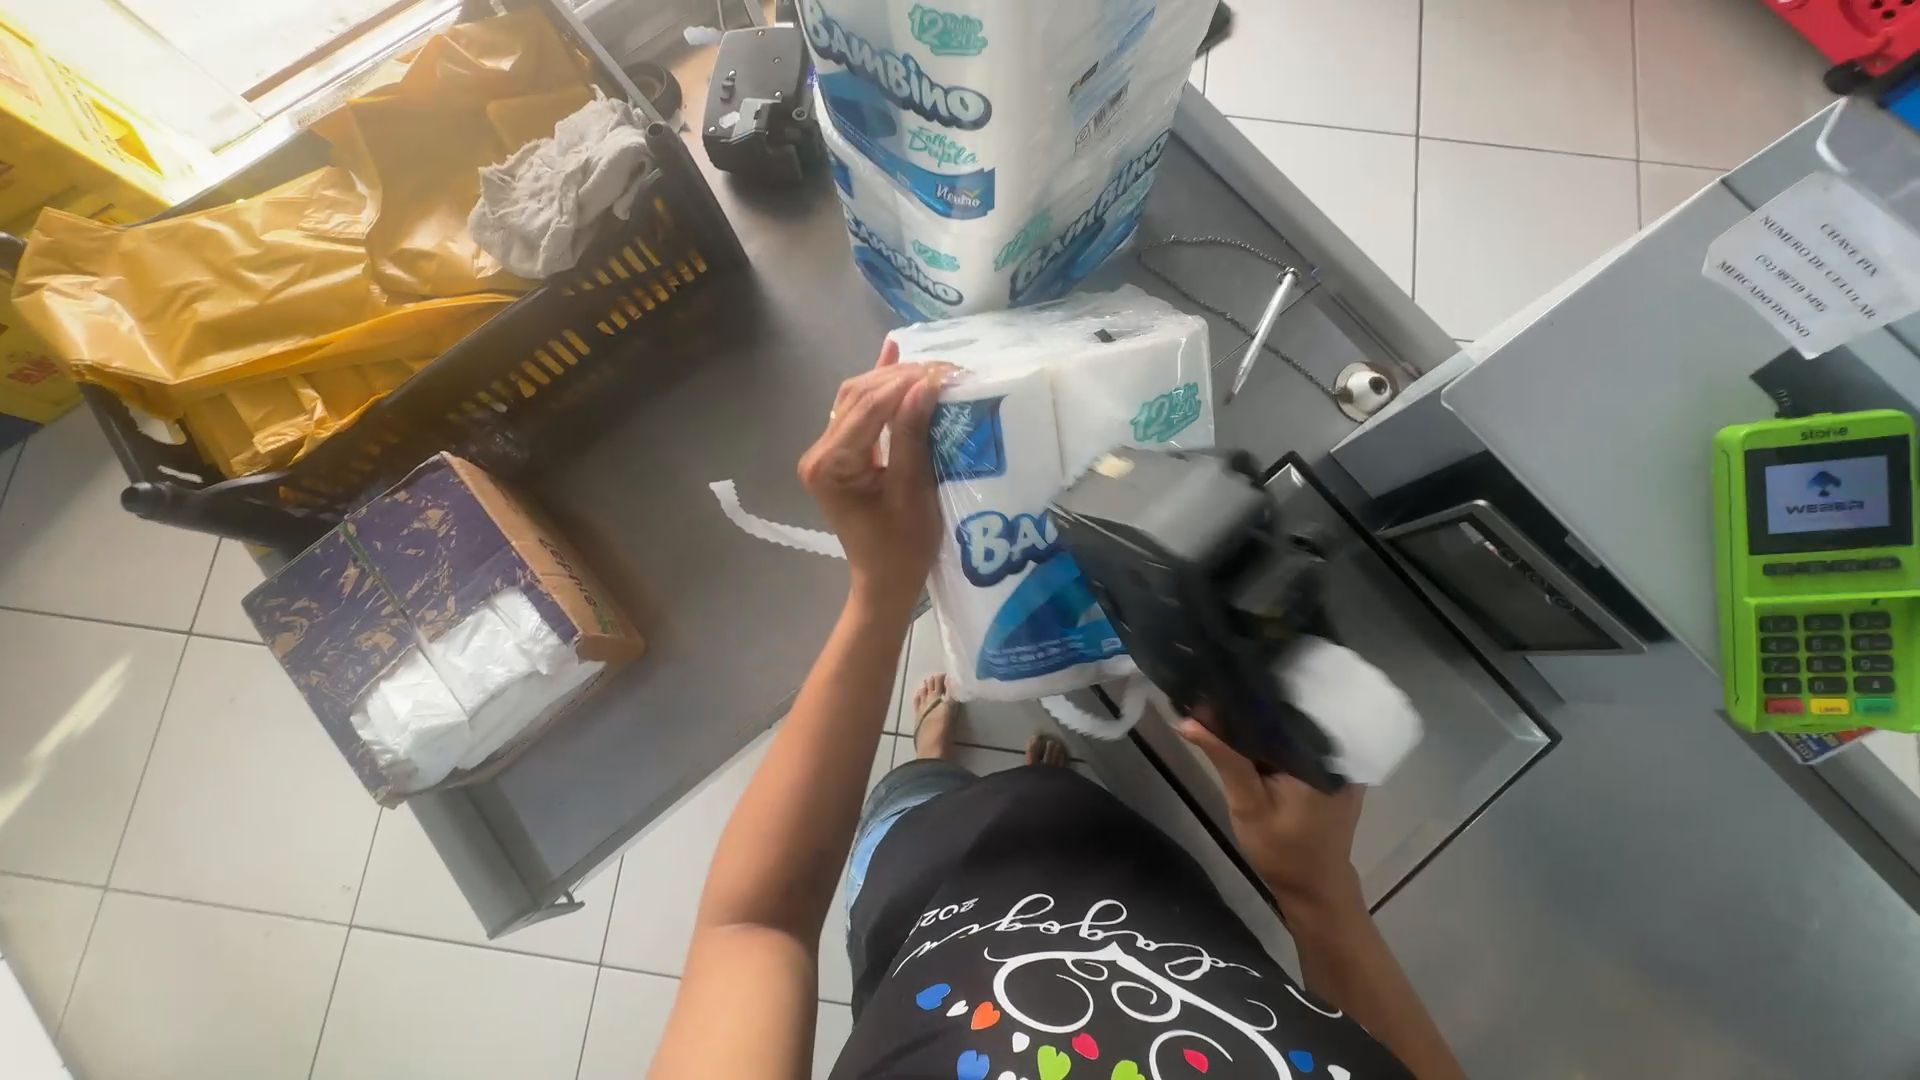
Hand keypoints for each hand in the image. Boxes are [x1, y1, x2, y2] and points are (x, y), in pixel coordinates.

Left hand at [798, 342, 949, 613]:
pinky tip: (892, 354)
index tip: (945, 371)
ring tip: (931, 368)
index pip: (868, 409)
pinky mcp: (840, 456)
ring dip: (892, 381)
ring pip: (857, 399)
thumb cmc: (903, 549)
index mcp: (830, 465)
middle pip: (857, 397)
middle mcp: (819, 453)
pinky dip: (879, 389)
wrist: (887, 583)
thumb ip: (913, 436)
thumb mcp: (913, 492)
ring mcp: (826, 453)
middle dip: (900, 378)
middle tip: (945, 368)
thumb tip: (925, 384)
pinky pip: (859, 414)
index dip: (906, 385)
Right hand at [1177, 706, 1364, 915]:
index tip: (1214, 689)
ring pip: (1291, 729)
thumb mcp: (1248, 803)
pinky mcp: (1330, 769)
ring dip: (1261, 725)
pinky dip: (1273, 740)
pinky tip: (1248, 736)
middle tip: (1213, 698)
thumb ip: (1224, 757)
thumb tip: (1187, 720)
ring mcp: (1336, 760)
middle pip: (1288, 717)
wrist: (1313, 888)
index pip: (1283, 710)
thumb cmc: (1283, 850)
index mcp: (1324, 755)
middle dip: (1252, 708)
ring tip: (1225, 708)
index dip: (1247, 698)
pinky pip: (1297, 743)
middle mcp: (1337, 750)